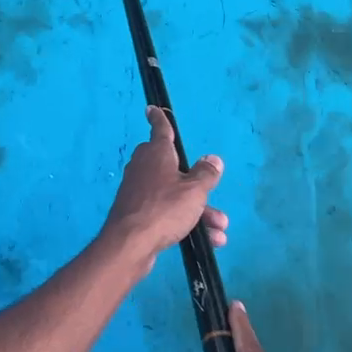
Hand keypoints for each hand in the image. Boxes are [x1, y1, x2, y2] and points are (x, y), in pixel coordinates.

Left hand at [98, 106, 227, 274]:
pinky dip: (186, 221)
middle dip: (197, 184)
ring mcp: (140, 189)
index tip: (152, 108)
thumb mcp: (194, 191)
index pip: (160, 129)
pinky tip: (209, 240)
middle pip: (174, 167)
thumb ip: (205, 174)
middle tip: (212, 195)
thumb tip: (212, 159)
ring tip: (220, 229)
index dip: (159, 118)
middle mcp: (145, 166)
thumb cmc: (164, 208)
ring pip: (175, 194)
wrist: (131, 243)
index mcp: (156, 153)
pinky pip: (168, 211)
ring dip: (199, 210)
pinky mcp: (138, 212)